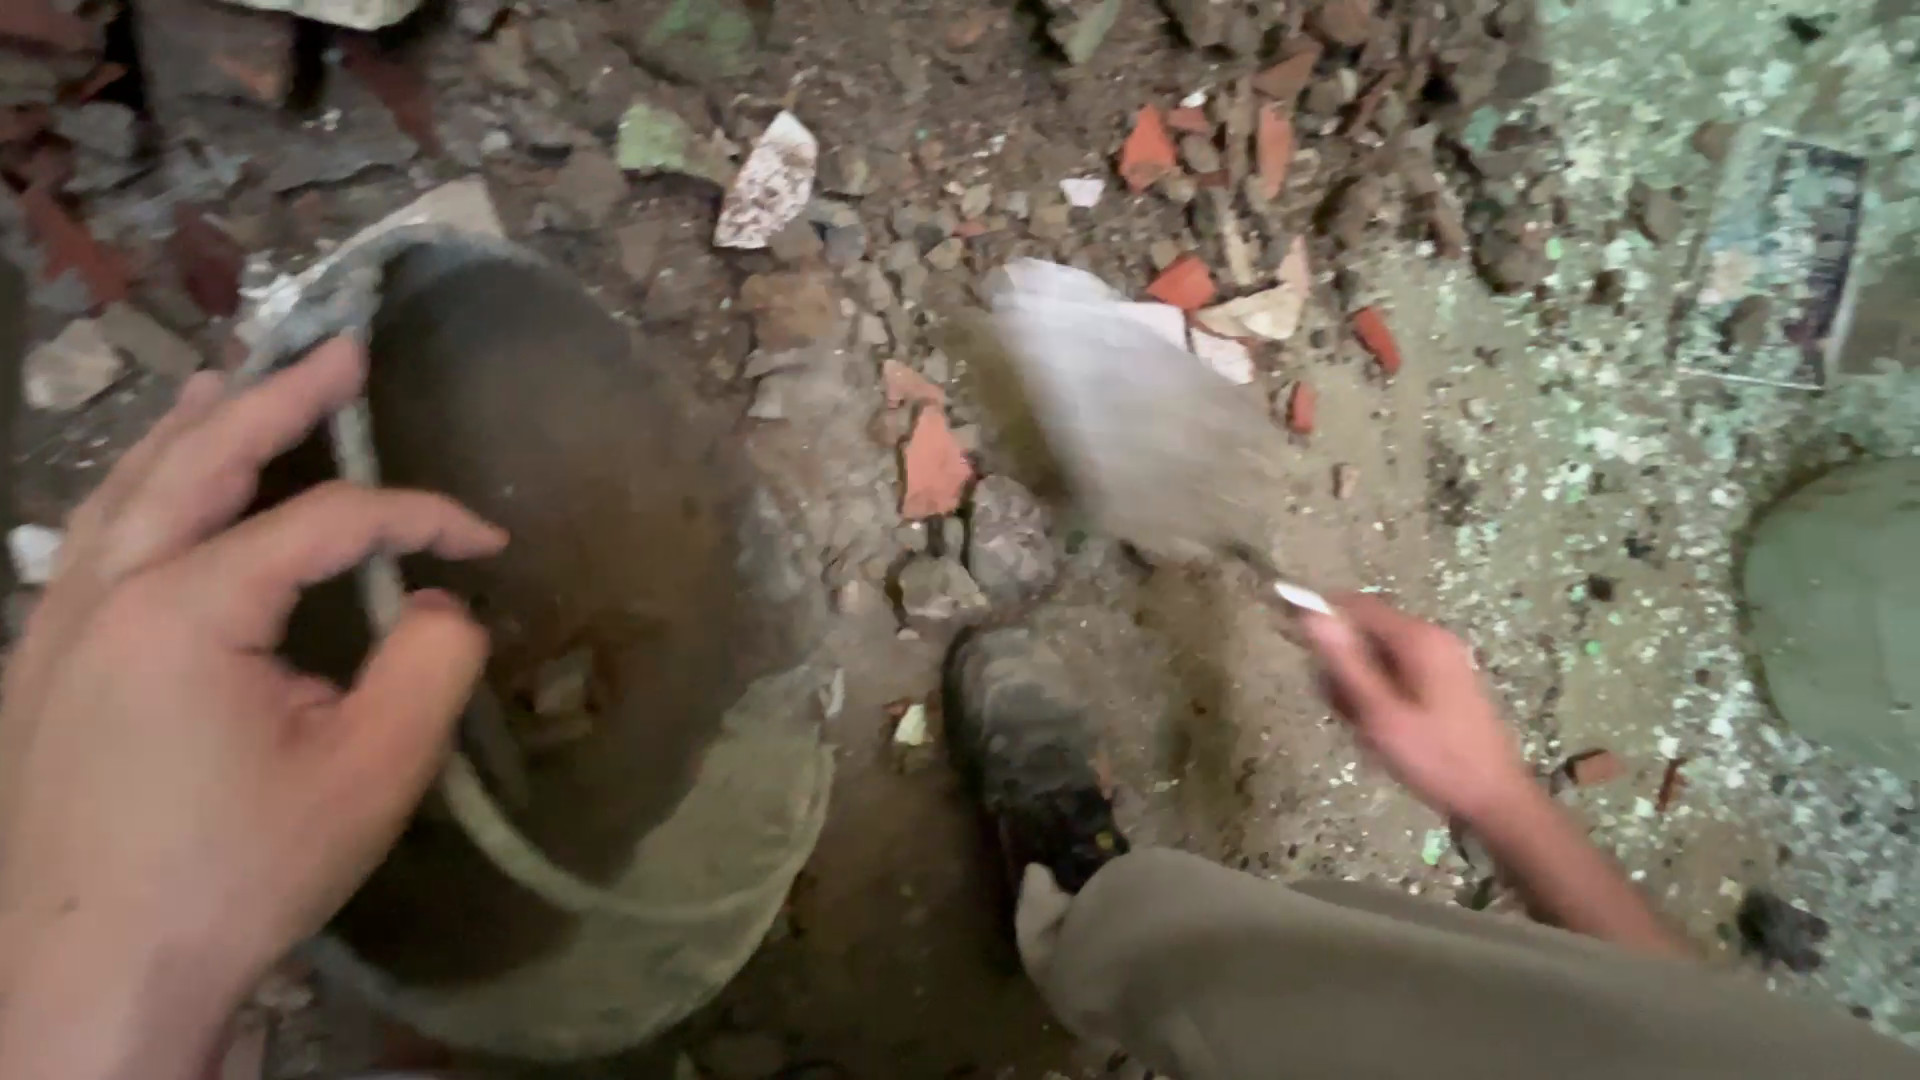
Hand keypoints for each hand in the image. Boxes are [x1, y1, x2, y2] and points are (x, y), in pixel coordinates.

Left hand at [0, 338, 505, 1079]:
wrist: (92, 979)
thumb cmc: (249, 866)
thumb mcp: (381, 763)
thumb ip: (432, 658)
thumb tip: (440, 604)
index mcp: (186, 613)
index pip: (328, 522)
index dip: (423, 518)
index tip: (491, 544)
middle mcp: (106, 597)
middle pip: (197, 461)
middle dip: (279, 399)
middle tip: (342, 352)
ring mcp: (59, 629)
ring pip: (129, 491)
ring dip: (198, 427)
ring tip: (243, 378)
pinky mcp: (50, 666)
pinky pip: (103, 540)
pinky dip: (149, 486)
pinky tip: (169, 480)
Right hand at [1299, 594, 1532, 824]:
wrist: (1497, 801)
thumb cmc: (1434, 757)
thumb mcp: (1378, 712)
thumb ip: (1343, 661)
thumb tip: (1309, 614)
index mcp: (1417, 639)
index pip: (1353, 604)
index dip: (1319, 617)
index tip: (1295, 645)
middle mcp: (1430, 639)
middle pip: (1362, 632)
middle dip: (1341, 665)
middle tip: (1343, 708)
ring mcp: (1439, 660)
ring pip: (1373, 656)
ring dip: (1356, 686)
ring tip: (1365, 726)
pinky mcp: (1442, 680)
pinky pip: (1392, 672)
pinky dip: (1376, 694)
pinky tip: (1382, 727)